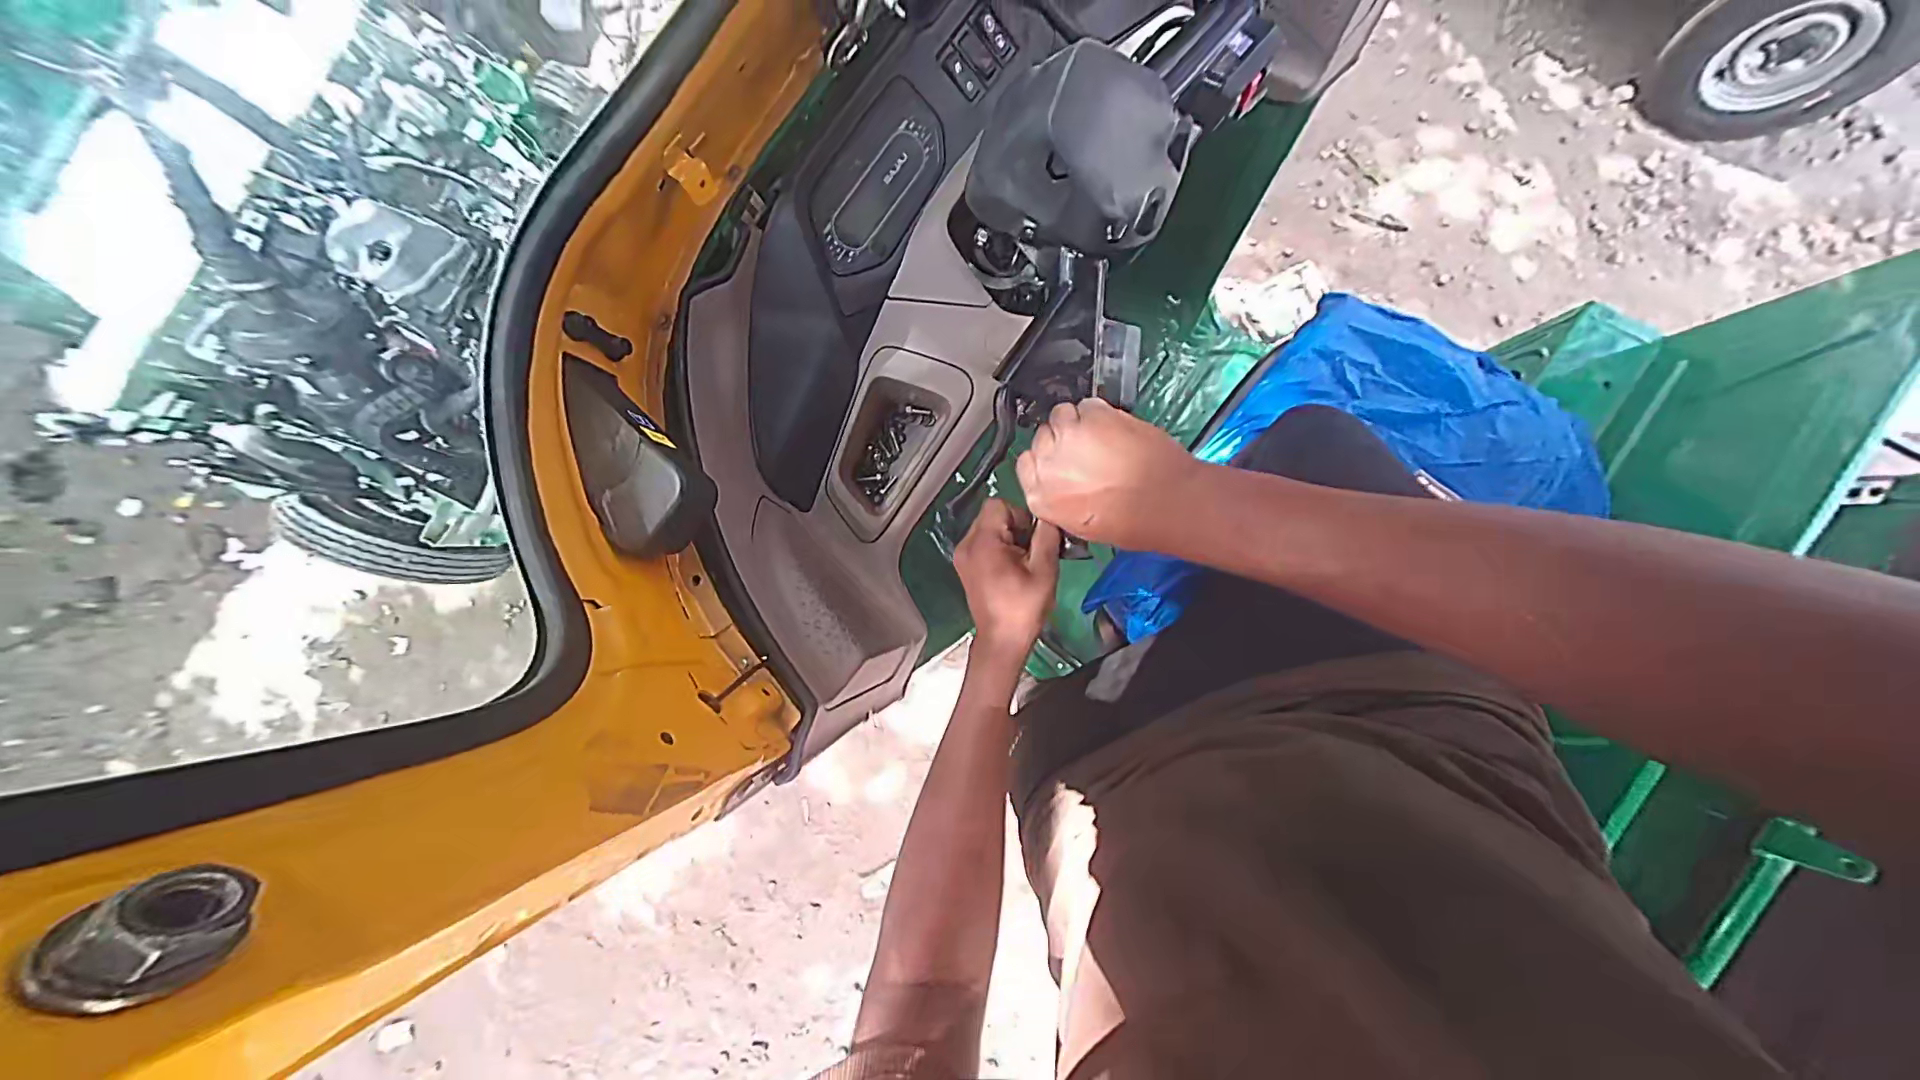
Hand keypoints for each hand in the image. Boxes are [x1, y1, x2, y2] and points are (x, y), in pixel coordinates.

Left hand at [953, 498, 1060, 661]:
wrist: (1002, 641)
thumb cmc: (1024, 607)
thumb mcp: (1044, 569)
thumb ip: (1047, 534)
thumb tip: (1048, 514)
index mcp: (982, 543)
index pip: (998, 504)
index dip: (1020, 515)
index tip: (1032, 538)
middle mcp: (966, 545)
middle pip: (992, 514)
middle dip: (1015, 526)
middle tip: (1031, 551)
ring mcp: (963, 556)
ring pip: (988, 528)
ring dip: (1008, 537)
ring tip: (1023, 562)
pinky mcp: (965, 566)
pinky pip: (983, 543)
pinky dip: (999, 548)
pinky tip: (1012, 569)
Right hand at [1016, 398, 1198, 550]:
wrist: (1166, 502)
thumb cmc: (1131, 522)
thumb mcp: (1080, 525)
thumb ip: (1059, 499)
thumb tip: (1060, 484)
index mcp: (1041, 497)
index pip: (1025, 464)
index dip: (1045, 458)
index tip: (1059, 458)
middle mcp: (1047, 465)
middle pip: (1041, 437)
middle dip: (1061, 440)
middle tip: (1085, 448)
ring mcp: (1069, 437)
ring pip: (1060, 415)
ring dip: (1077, 422)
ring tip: (1100, 435)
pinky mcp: (1093, 416)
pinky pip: (1087, 405)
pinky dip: (1099, 413)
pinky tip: (1115, 428)